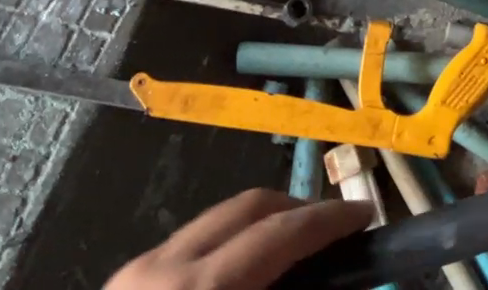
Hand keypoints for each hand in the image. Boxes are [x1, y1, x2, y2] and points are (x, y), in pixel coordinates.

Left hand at [106, 189, 371, 289]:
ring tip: (291, 251)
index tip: (366, 215)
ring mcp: (136, 272)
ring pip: (217, 221)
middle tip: (334, 229)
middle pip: (250, 206)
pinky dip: (226, 247)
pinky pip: (188, 246)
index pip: (283, 230)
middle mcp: (166, 266)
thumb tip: (343, 284)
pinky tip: (241, 277)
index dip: (331, 219)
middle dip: (299, 208)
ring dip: (262, 225)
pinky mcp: (120, 284)